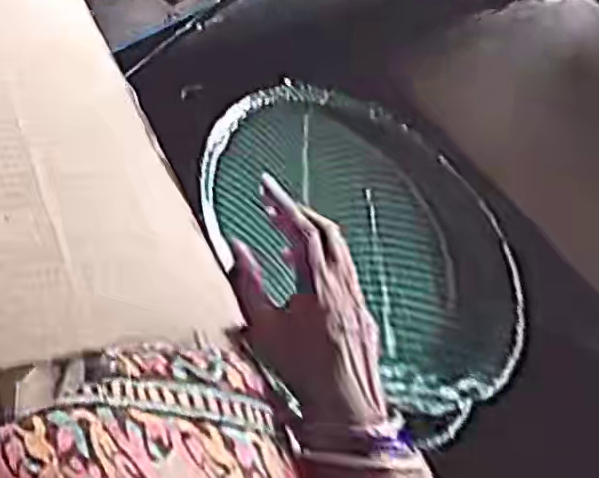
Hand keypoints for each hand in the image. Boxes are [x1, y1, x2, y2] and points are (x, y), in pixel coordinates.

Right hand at [229, 174, 390, 426]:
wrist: (347, 413)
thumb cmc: (299, 370)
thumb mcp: (260, 323)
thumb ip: (247, 279)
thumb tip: (235, 245)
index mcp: (319, 287)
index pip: (304, 230)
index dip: (283, 202)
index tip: (265, 185)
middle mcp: (344, 290)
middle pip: (329, 234)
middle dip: (298, 211)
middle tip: (271, 201)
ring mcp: (358, 304)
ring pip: (339, 252)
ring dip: (309, 233)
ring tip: (279, 228)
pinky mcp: (363, 317)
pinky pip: (343, 272)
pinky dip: (320, 256)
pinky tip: (299, 265)